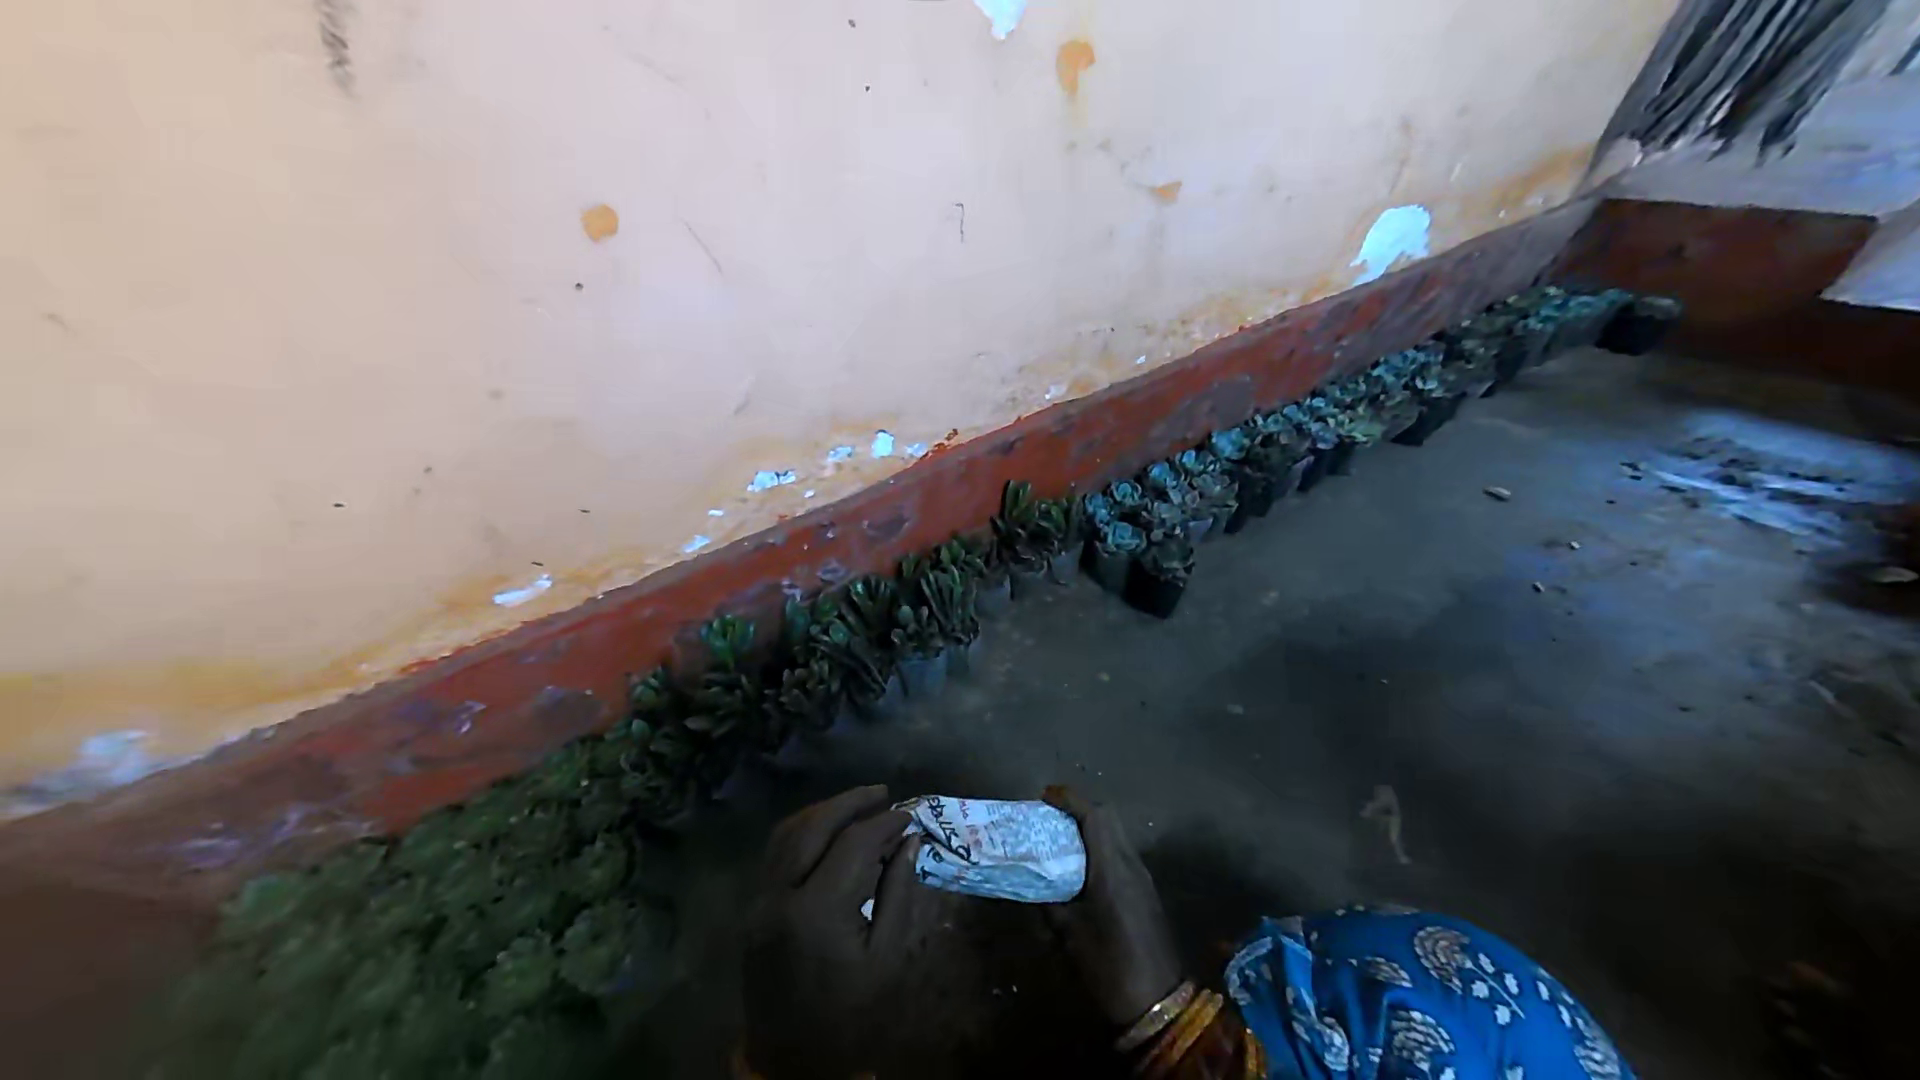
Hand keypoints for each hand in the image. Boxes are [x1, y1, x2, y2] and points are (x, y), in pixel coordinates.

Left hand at [742, 785, 931, 1078]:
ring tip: (858, 804)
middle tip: (882, 793)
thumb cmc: (850, 1013)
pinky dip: (802, 828)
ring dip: (824, 810)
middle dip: (850, 802)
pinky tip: (826, 827)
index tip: (908, 815)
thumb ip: (898, 892)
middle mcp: (781, 896)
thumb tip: (909, 841)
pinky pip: (776, 850)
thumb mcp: (886, 956)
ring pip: (788, 831)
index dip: (884, 823)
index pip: (854, 844)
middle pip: (814, 825)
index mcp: (818, 912)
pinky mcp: (753, 905)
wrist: (792, 1060)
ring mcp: (760, 899)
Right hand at [1042, 785, 1183, 1027]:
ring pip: (1116, 833)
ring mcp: (1142, 876)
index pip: (1094, 816)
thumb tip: (1033, 881)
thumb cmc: (1109, 966)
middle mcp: (1131, 863)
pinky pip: (1121, 851)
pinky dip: (1101, 845)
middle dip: (1079, 808)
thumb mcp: (1070, 934)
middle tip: (1051, 815)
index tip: (1044, 795)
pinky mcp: (1146, 890)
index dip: (1069, 799)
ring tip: (1062, 838)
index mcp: (1112, 868)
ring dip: (1091, 826)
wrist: (1159, 1005)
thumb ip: (1050, 901)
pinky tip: (1083, 865)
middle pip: (1108, 817)